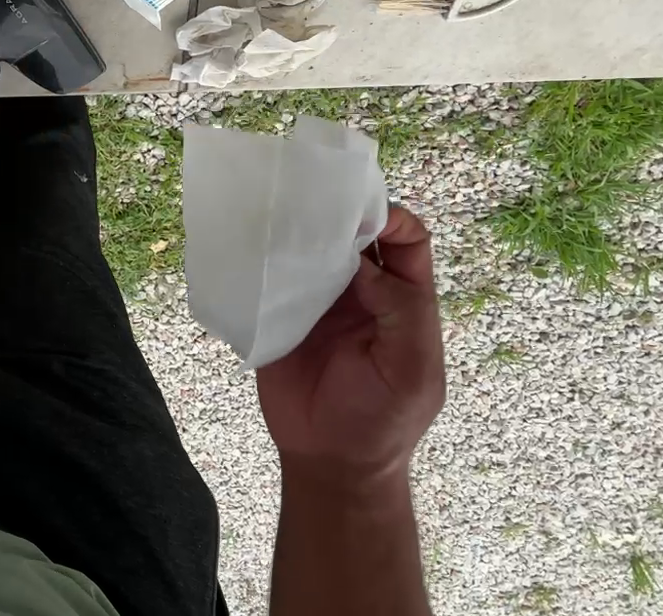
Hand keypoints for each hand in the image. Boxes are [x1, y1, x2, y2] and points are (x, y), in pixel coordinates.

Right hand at [255, 206, 445, 485]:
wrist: (328, 461)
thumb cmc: (382, 420)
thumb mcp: (412, 371)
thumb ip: (401, 314)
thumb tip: (365, 263)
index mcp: (402, 299)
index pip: (406, 240)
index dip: (389, 218)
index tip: (356, 213)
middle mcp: (360, 289)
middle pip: (355, 234)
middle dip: (337, 214)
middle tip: (306, 201)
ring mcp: (317, 298)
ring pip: (311, 247)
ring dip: (297, 231)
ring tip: (275, 216)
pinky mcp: (278, 311)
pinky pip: (272, 274)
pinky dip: (263, 257)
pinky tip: (250, 246)